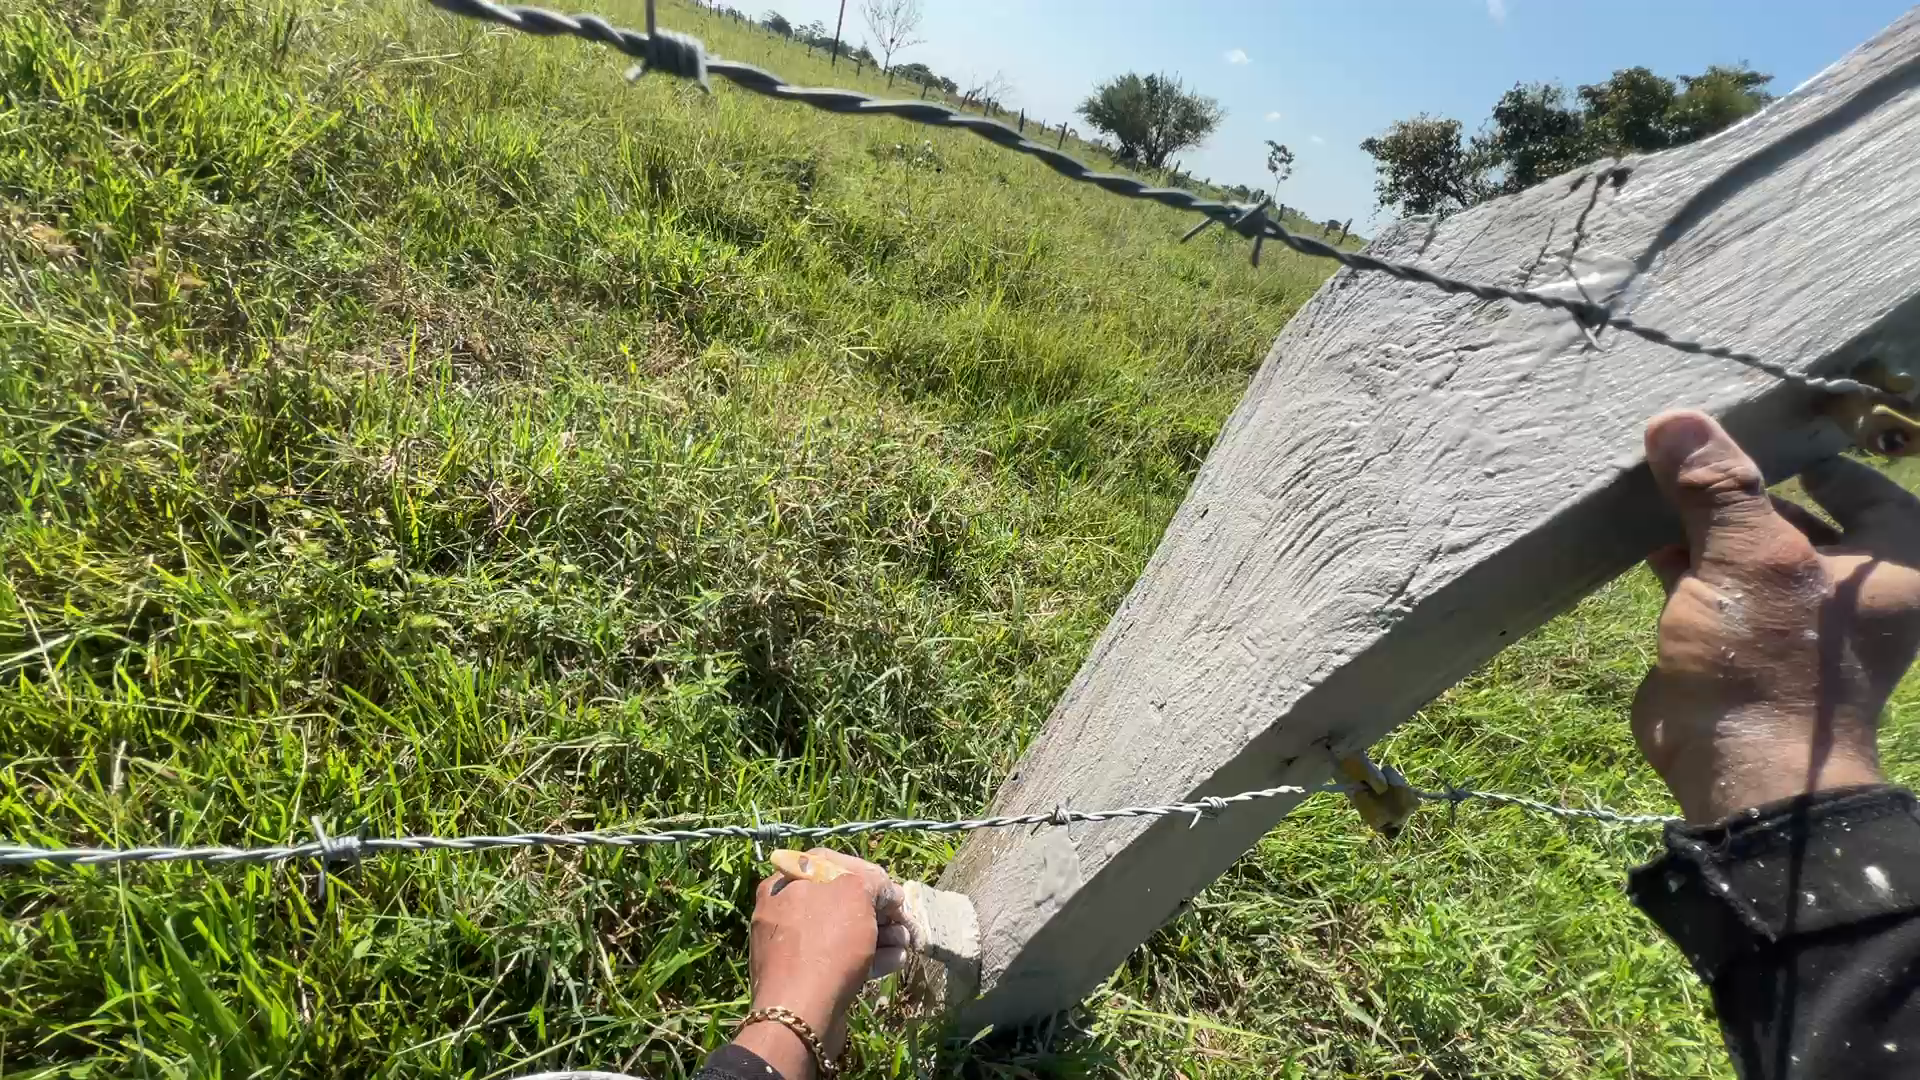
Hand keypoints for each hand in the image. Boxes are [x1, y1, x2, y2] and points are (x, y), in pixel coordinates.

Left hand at [735, 848, 906, 1075]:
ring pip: (843, 931)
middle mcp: (785, 908)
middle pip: (841, 900)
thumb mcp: (858, 894)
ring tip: (905, 943)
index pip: (834, 863)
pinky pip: (837, 957)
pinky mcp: (802, 976)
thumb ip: (876, 883)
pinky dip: (866, 957)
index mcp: (788, 881)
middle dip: (878, 910)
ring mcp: (792, 944)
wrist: (798, 1016)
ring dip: (879, 934)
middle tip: (903, 921)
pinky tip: (895, 961)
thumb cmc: (827, 942)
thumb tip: (888, 894)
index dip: (868, 872)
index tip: (890, 888)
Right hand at [1633, 410, 1919, 822]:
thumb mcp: (1749, 556)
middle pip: (1804, 517)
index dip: (1824, 459)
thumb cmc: (1771, 654)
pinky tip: (1641, 542)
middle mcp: (1850, 588)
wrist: (1735, 751)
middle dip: (1748, 487)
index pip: (1873, 491)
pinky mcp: (1734, 633)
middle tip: (1696, 453)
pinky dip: (1680, 557)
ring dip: (1706, 522)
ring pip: (1749, 548)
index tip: (1767, 432)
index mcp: (1897, 568)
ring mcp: (1788, 613)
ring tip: (1658, 487)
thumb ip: (1718, 488)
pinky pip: (1710, 578)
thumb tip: (1677, 419)